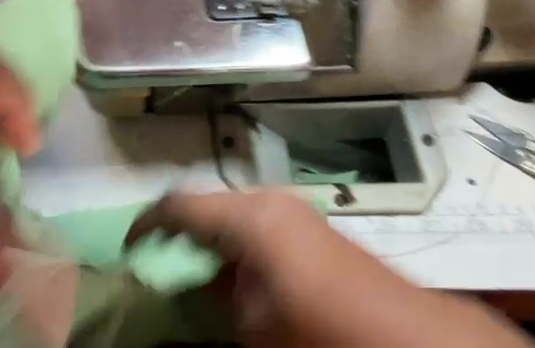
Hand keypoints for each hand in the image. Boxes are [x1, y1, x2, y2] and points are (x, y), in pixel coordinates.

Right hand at [130, 191, 534, 347]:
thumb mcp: (253, 327)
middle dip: (179, 237)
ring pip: (233, 218)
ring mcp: (294, 211)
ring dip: (210, 245)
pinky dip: (238, 249)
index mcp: (248, 215)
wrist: (409, 338)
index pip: (177, 205)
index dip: (145, 224)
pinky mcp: (313, 228)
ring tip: (193, 282)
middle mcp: (268, 201)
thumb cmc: (320, 329)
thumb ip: (210, 301)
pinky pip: (259, 228)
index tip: (125, 249)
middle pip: (206, 208)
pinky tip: (238, 286)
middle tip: (157, 271)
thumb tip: (184, 291)